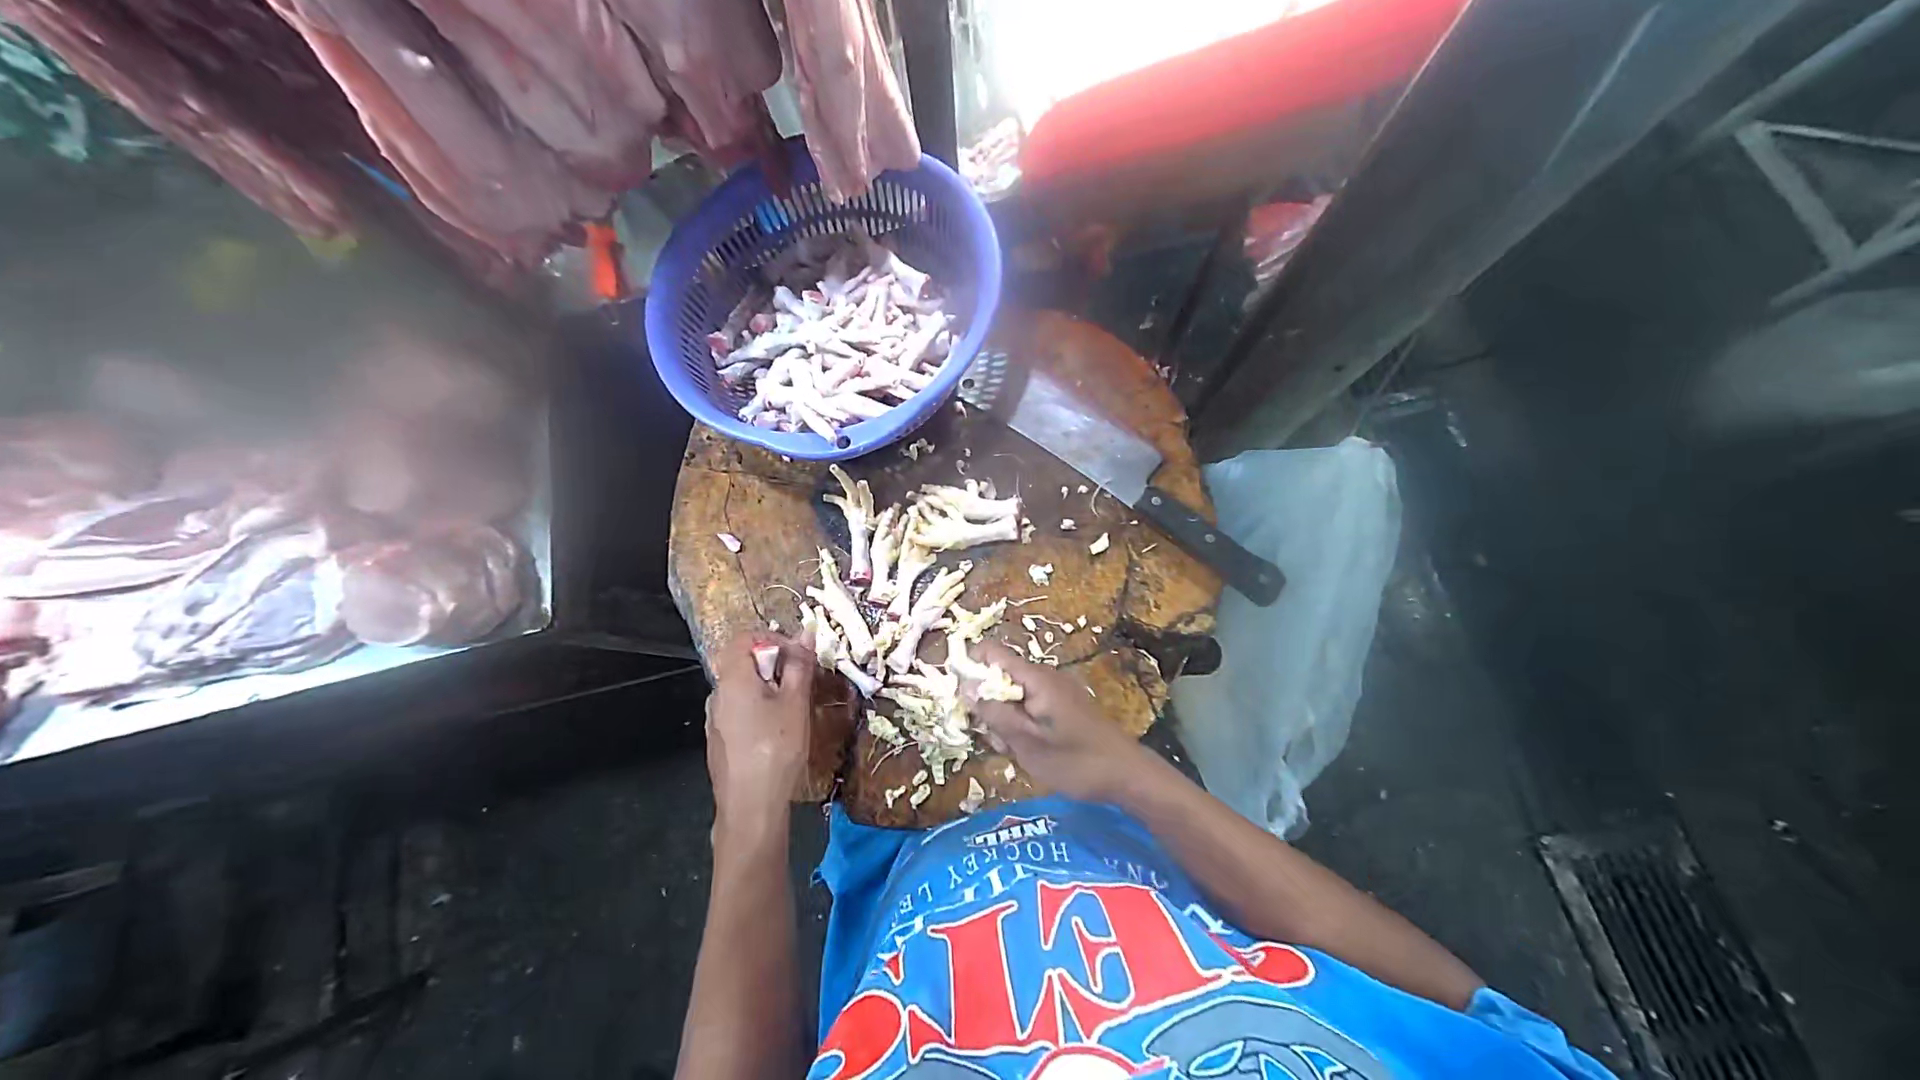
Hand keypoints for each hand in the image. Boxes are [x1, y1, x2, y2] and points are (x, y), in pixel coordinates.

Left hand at [705, 632, 814, 834]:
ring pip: (742, 687)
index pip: (745, 637)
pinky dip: (758, 708)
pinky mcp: (719, 739)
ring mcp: (715, 718)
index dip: (774, 638)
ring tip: (792, 707)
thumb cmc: (776, 748)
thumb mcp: (795, 702)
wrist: (750, 805)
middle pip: (742, 661)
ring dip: (767, 687)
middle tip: (800, 682)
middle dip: (774, 663)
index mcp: (733, 678)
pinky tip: (776, 731)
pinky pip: (738, 709)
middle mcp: (717, 693)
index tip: (799, 656)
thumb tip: (805, 632)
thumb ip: (799, 664)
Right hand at [972, 643, 1158, 803]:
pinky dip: (1019, 724)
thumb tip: (963, 687)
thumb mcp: (1026, 742)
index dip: (969, 667)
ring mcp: (1054, 691)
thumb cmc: (1075, 761)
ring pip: (1012, 694)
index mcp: (1035, 678)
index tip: (958, 698)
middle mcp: (1044, 676)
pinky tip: (1027, 750)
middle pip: (999, 675)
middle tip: (992, 737)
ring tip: (1012, 750)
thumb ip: (994, 713)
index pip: (991, 652)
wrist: (1126, 775)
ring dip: (1002, 718)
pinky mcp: (1062, 706)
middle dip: (986, 703)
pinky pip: (1028, 705)